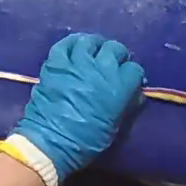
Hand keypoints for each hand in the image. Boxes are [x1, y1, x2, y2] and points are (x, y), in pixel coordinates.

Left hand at [5, 33, 143, 185]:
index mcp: (119, 87)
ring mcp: (76, 63)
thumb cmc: (86, 141)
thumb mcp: (115, 126)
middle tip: (112, 64)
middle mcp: (100, 69)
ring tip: (93, 53)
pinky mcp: (55, 63)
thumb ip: (126, 105)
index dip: (132, 74)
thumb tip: (135, 93)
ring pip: (90, 42)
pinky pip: (65, 45)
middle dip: (117, 56)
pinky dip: (71, 44)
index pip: (134, 69)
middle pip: (115, 49)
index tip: (128, 80)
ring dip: (95, 46)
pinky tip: (74, 49)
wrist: (50, 142)